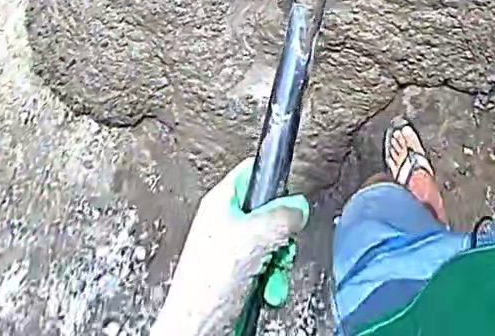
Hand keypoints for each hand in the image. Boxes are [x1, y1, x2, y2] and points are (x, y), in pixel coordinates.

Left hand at [150, 159, 309, 335]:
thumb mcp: (255, 236)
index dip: (273, 181)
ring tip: (271, 277)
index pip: (253, 172)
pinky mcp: (234, 276)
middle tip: (280, 247)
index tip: (288, 197)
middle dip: (280, 235)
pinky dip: (270, 282)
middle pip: (267, 213)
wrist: (195, 328)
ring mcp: (229, 250)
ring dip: (278, 263)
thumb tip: (299, 206)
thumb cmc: (208, 281)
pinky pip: (263, 269)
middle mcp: (225, 221)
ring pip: (268, 244)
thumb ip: (282, 216)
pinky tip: (266, 292)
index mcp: (222, 200)